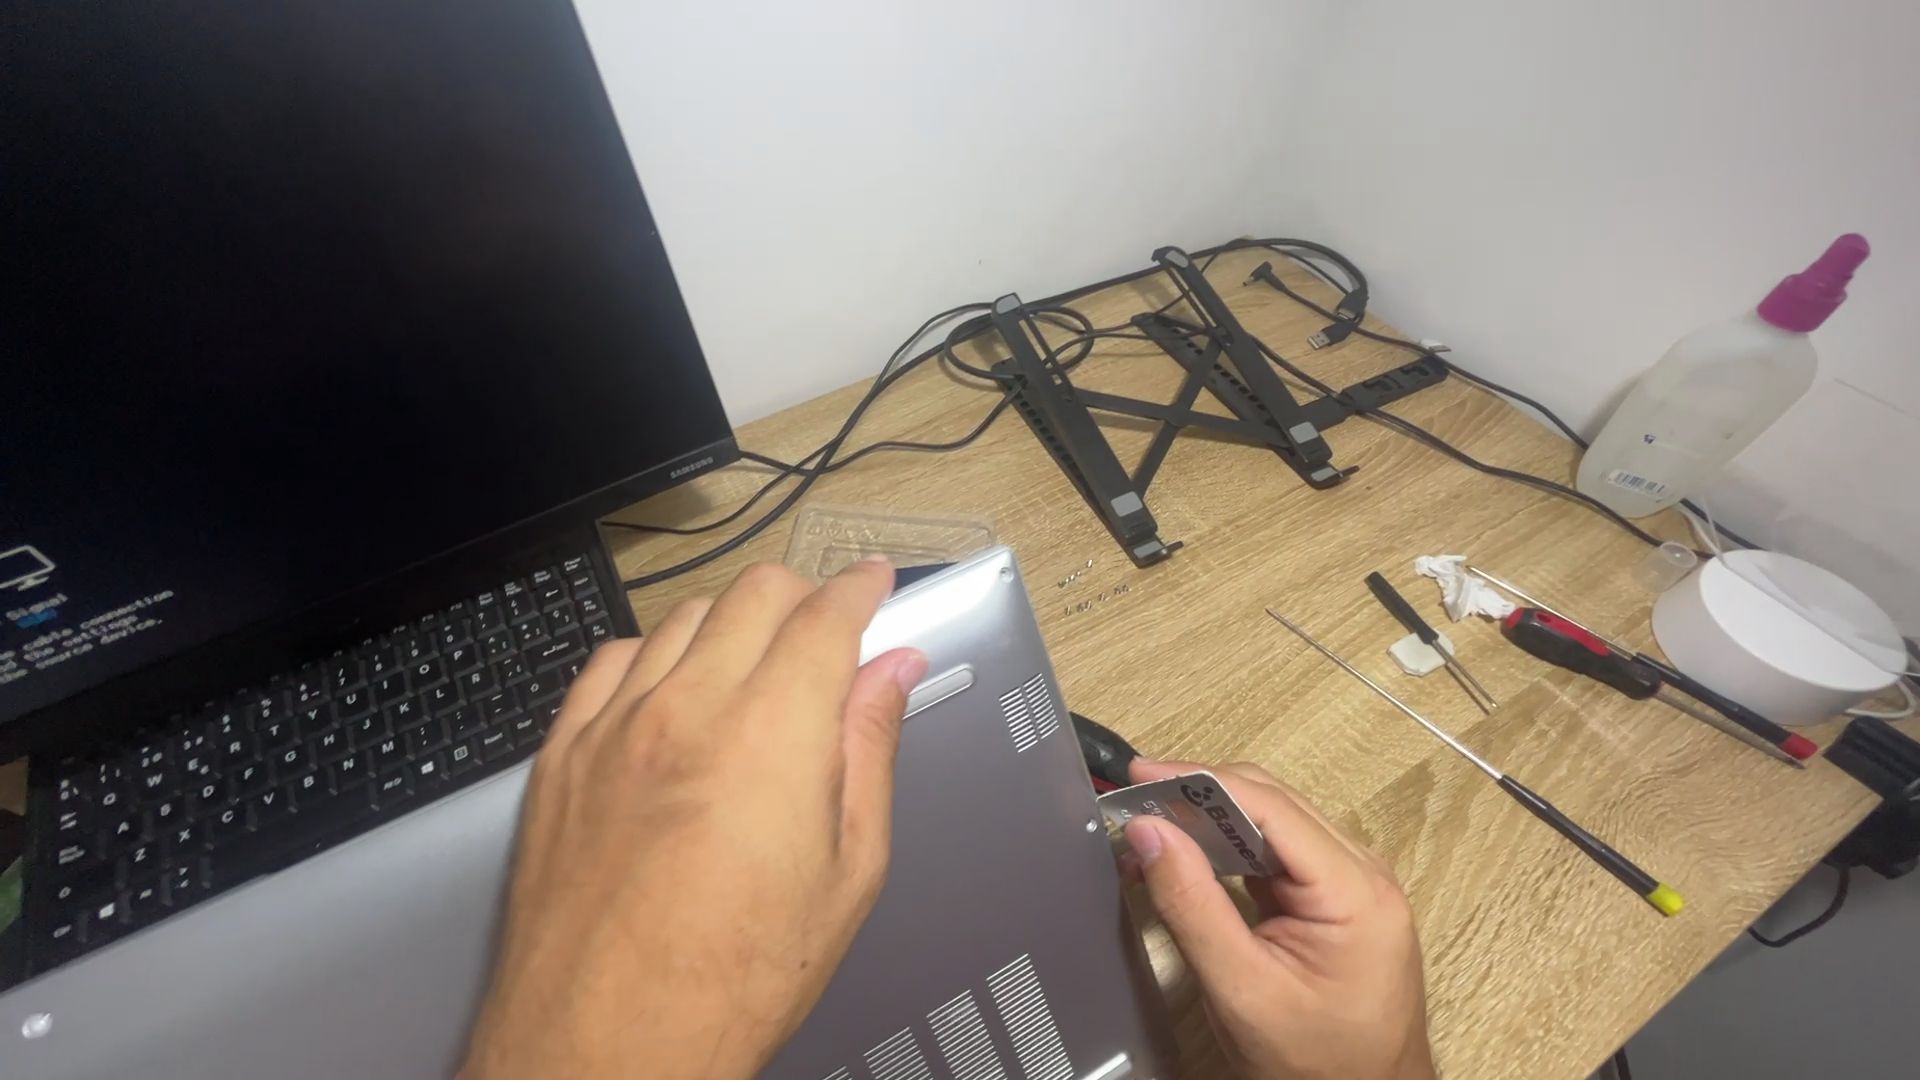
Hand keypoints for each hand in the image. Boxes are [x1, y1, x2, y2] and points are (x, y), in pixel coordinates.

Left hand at [461, 558, 927, 1079]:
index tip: (875, 580)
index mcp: (773, 735)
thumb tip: (895, 672)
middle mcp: (691, 709)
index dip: (862, 586)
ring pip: (687, 613)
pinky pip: (614, 657)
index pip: (827, 615)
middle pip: (758, 591)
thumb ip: (872, 748)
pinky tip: (677, 688)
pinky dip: (660, 652)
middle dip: (806, 593)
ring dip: (737, 620)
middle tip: (825, 630)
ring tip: (757, 665)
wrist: (600, 1058)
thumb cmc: (737, 977)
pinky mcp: (563, 753)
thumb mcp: (849, 870)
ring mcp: (616, 725)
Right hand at [1123, 759, 1434, 1079]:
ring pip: (1267, 816)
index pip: (1270, 807)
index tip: (1141, 776)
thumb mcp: (1240, 990)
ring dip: (1206, 816)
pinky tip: (1184, 851)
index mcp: (1355, 892)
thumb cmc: (1314, 1066)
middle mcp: (1361, 871)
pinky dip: (1222, 842)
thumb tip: (1147, 829)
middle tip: (1137, 802)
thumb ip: (1191, 903)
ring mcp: (1348, 879)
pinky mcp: (1330, 891)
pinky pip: (1270, 844)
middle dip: (1197, 795)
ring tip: (1151, 826)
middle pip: (1269, 802)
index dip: (1200, 781)